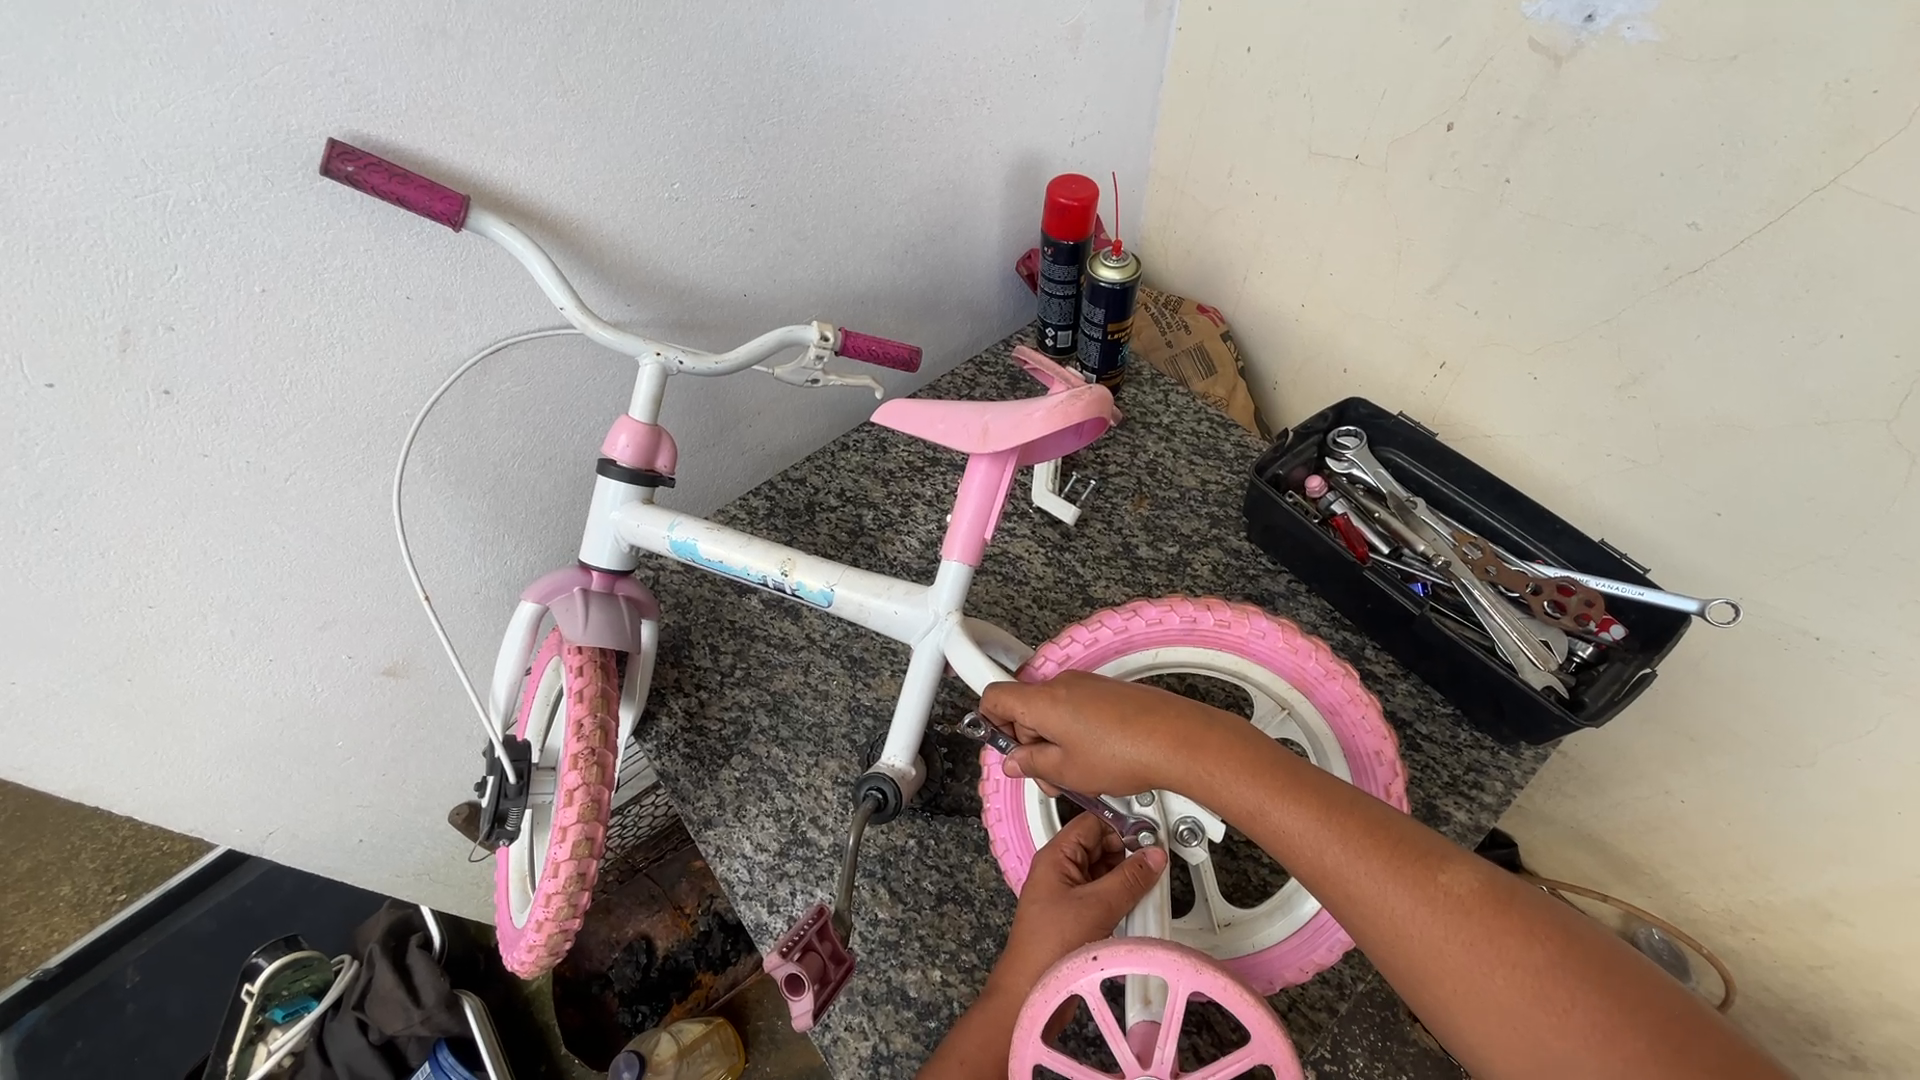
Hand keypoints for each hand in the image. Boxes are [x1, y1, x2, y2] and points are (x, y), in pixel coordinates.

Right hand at [980, 671, 1255, 797]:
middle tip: (1044, 774)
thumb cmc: (1126, 752)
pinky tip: (1095, 760)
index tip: (1004, 748)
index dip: (991, 722)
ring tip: (1075, 774)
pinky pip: (1076, 707)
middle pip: (1024, 707)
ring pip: (1052, 710)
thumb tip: (1016, 762)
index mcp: (1043, 701)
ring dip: (1053, 740)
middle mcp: (1062, 685)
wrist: (1177, 739)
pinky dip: (1075, 731)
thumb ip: (1032, 764)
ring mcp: (1087, 685)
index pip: (995, 696)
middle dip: (1028, 741)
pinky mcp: (1107, 691)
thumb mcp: (1067, 771)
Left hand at [989, 811, 1169, 996]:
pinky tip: (1134, 909)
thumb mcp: (1097, 906)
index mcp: (1056, 856)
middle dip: (1126, 855)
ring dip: (1124, 880)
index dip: (1120, 826)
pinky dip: (1120, 899)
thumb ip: (1129, 878)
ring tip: (1144, 890)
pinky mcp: (1075, 915)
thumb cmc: (1048, 947)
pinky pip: (1102, 895)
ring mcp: (1067, 893)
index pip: (1091, 823)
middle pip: (1100, 847)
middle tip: (1151, 866)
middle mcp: (1059, 870)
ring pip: (1103, 872)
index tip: (1148, 836)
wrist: (1033, 992)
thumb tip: (1152, 856)